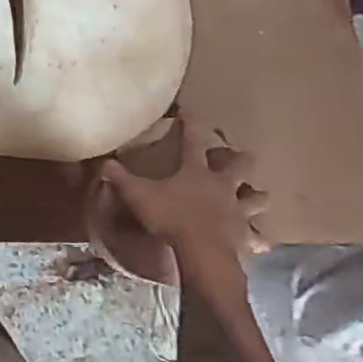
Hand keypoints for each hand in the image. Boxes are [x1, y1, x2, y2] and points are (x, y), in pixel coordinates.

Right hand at [101, 116, 266, 264]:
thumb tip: (103, 162)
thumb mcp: (136, 194)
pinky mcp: (245, 234)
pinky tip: (259, 241)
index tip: (189, 111)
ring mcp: (238, 210)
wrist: (201, 250)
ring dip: (256, 196)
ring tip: (253, 196)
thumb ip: (120, 177)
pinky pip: (257, 236)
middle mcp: (223, 186)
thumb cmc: (169, 216)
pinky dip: (258, 237)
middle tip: (237, 158)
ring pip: (258, 198)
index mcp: (196, 172)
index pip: (193, 142)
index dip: (191, 125)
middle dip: (241, 159)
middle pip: (241, 166)